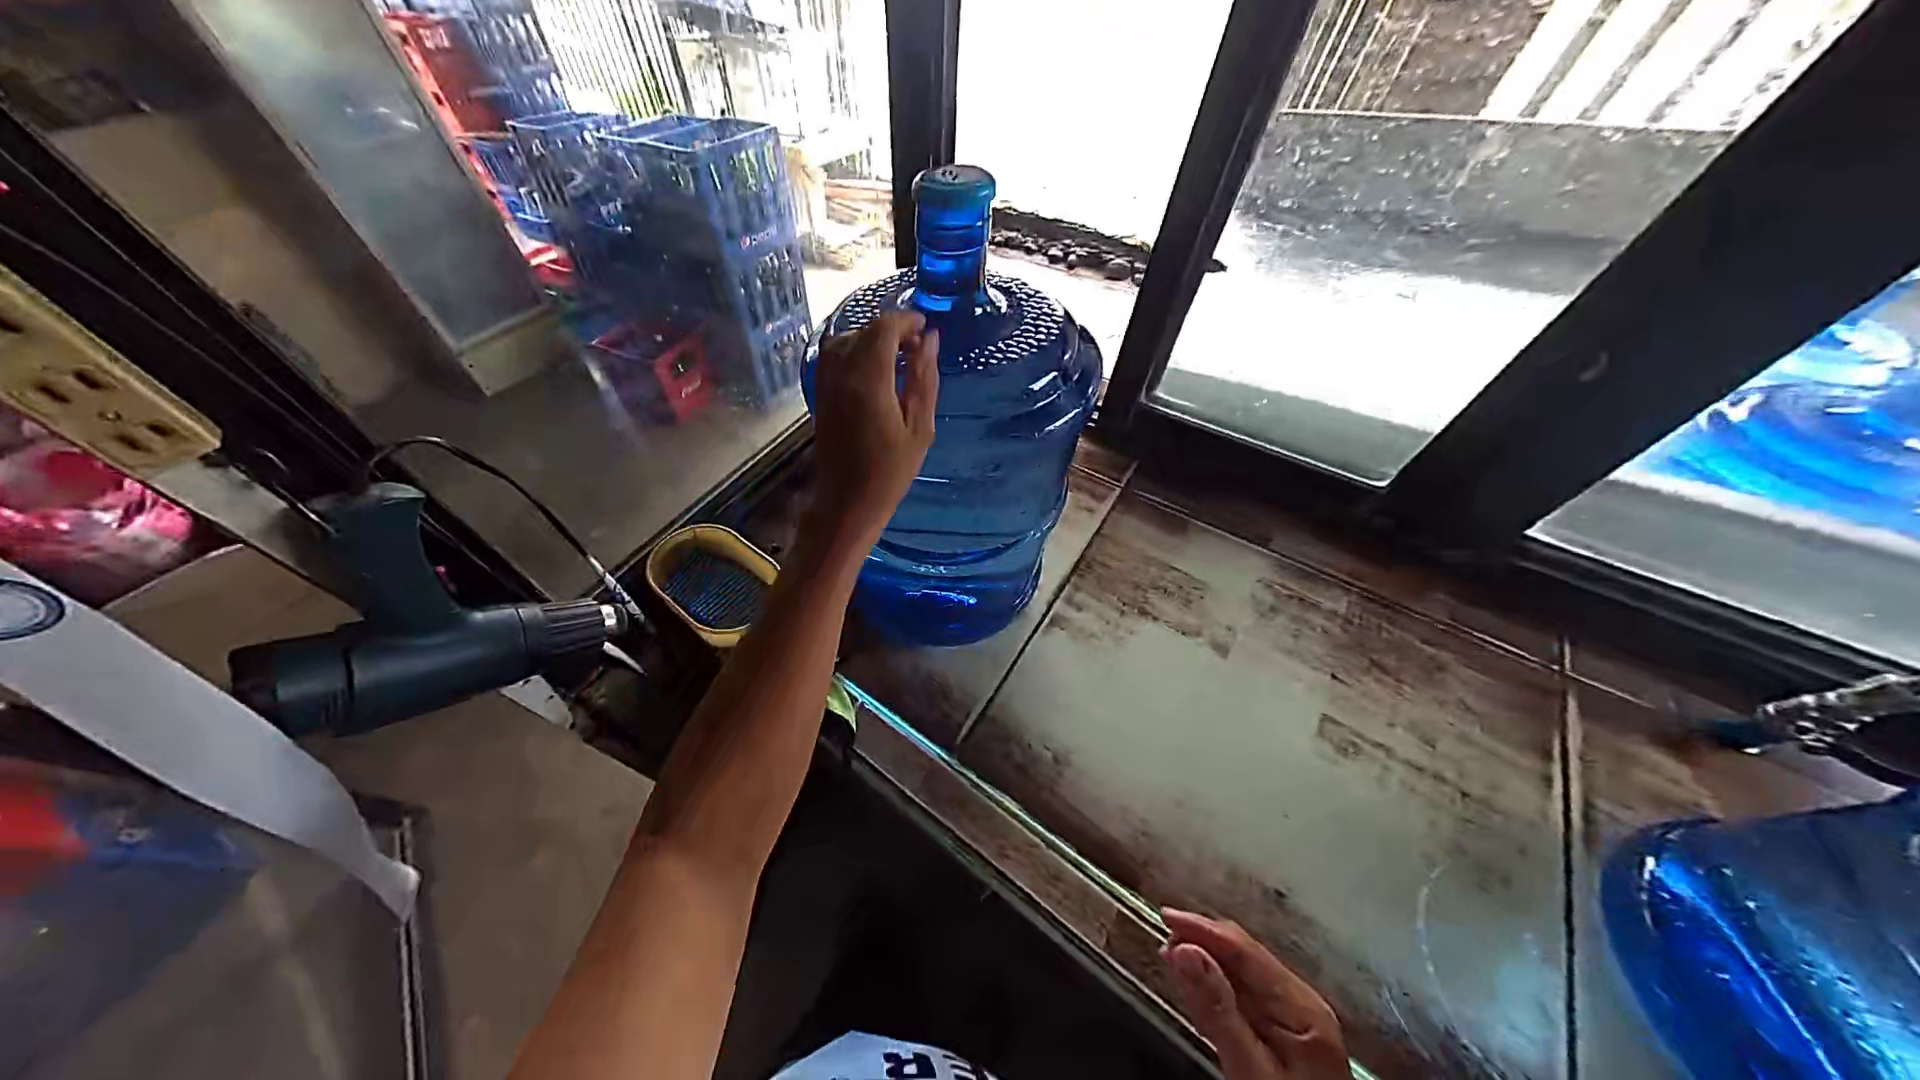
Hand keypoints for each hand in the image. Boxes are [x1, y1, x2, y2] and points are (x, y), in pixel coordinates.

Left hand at [808, 311, 938, 546]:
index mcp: (868, 379)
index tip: (926, 329)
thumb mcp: (920, 427)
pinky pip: (835, 357)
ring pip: (847, 340)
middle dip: (893, 331)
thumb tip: (931, 340)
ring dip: (873, 341)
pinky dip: (857, 353)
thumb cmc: (889, 472)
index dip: (906, 321)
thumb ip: (924, 378)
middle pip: (865, 330)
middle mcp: (841, 373)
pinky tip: (876, 374)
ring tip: (898, 361)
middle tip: (918, 350)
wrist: (846, 502)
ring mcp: (826, 382)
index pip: (884, 328)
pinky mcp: (820, 393)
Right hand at [1161, 908, 1346, 1079]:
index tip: (1165, 917)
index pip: (1244, 951)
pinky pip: (1247, 998)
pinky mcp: (1287, 1039)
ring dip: (1207, 960)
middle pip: (1246, 957)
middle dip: (1204, 940)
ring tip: (1173, 952)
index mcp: (1302, 1008)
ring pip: (1244, 974)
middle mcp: (1303, 1005)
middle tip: (1164, 936)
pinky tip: (1199, 984)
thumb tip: (1184, 950)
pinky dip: (1218, 985)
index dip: (1203, 929)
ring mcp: (1297, 1021)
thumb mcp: (1251, 1072)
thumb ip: (1218, 1011)